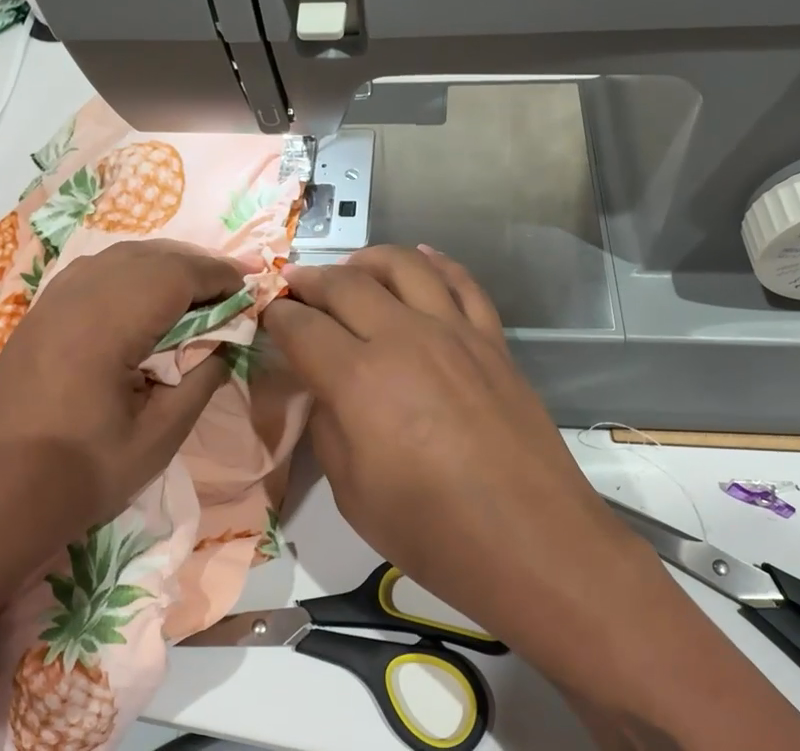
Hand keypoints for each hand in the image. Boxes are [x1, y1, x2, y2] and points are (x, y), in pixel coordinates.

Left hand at [0, 239, 242, 577]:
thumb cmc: (82, 474)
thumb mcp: (159, 436)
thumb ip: (202, 378)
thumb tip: (226, 341)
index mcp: (108, 324)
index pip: (177, 274)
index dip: (219, 275)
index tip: (252, 286)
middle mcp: (77, 297)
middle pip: (150, 256)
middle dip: (196, 264)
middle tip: (232, 284)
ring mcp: (51, 301)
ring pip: (119, 256)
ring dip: (163, 264)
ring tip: (195, 286)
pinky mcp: (38, 314)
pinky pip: (93, 271)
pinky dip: (129, 272)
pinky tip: (144, 296)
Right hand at [261, 246, 649, 649]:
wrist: (532, 540)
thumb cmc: (433, 532)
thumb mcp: (353, 493)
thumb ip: (330, 428)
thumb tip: (327, 391)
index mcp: (360, 379)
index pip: (303, 329)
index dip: (278, 318)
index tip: (267, 315)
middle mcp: (404, 339)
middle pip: (347, 285)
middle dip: (311, 280)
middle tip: (295, 286)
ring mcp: (455, 333)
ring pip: (405, 266)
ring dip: (369, 259)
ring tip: (351, 268)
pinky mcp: (493, 341)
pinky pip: (462, 283)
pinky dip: (437, 263)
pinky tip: (422, 259)